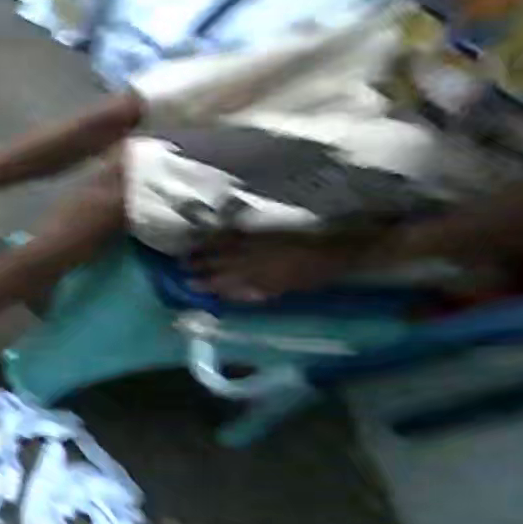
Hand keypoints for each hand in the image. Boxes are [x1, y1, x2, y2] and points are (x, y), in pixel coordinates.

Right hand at [188, 228, 382, 301]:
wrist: (342, 249)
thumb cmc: (313, 276)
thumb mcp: (282, 289)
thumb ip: (254, 291)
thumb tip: (229, 293)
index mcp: (253, 275)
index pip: (219, 280)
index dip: (203, 282)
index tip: (187, 283)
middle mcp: (250, 257)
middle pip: (217, 260)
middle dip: (197, 262)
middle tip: (180, 263)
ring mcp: (257, 242)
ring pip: (223, 244)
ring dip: (205, 245)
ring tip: (190, 246)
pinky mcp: (266, 230)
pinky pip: (238, 231)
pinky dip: (223, 232)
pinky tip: (215, 231)